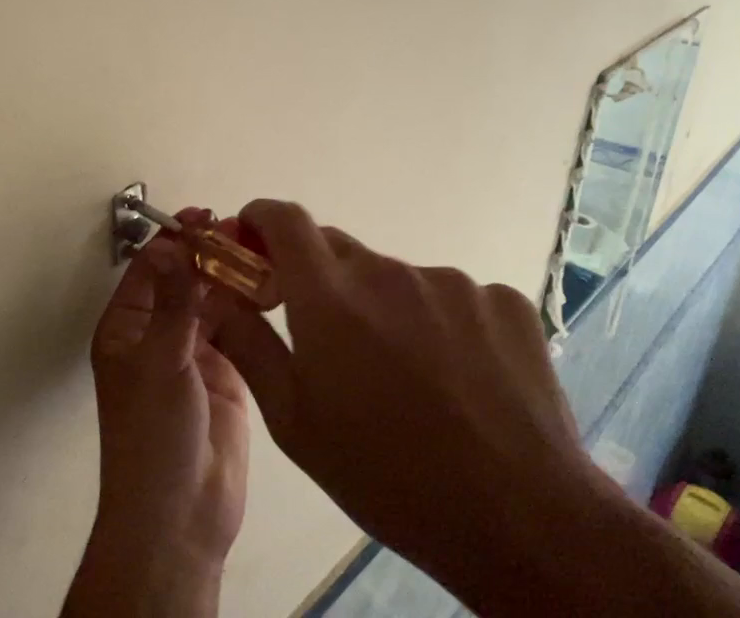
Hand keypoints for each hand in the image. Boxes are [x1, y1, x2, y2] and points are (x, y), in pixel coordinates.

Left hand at [63, 209, 249, 617]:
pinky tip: (268, 287)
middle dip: (205, 256)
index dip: (173, 241)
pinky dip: (246, 310)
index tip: (203, 215)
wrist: (181, 513)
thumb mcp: (160, 362)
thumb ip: (174, 304)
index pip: (148, 271)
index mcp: (125, 329)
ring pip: (208, 305)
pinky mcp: (224, 377)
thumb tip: (172, 246)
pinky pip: (234, 332)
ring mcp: (190, 357)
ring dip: (227, 280)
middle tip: (241, 228)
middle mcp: (155, 337)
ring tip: (259, 250)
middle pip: (180, 283)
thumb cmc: (153, 436)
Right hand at [208, 200, 592, 590]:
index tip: (251, 248)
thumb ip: (247, 344)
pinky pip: (452, 299)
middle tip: (324, 340)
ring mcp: (455, 284)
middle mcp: (390, 273)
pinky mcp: (507, 304)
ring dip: (381, 309)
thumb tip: (216, 295)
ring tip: (403, 379)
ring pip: (396, 280)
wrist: (523, 521)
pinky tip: (456, 381)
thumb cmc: (386, 476)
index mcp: (330, 297)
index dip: (259, 221)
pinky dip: (438, 324)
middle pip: (337, 251)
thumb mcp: (293, 421)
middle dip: (317, 280)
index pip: (283, 219)